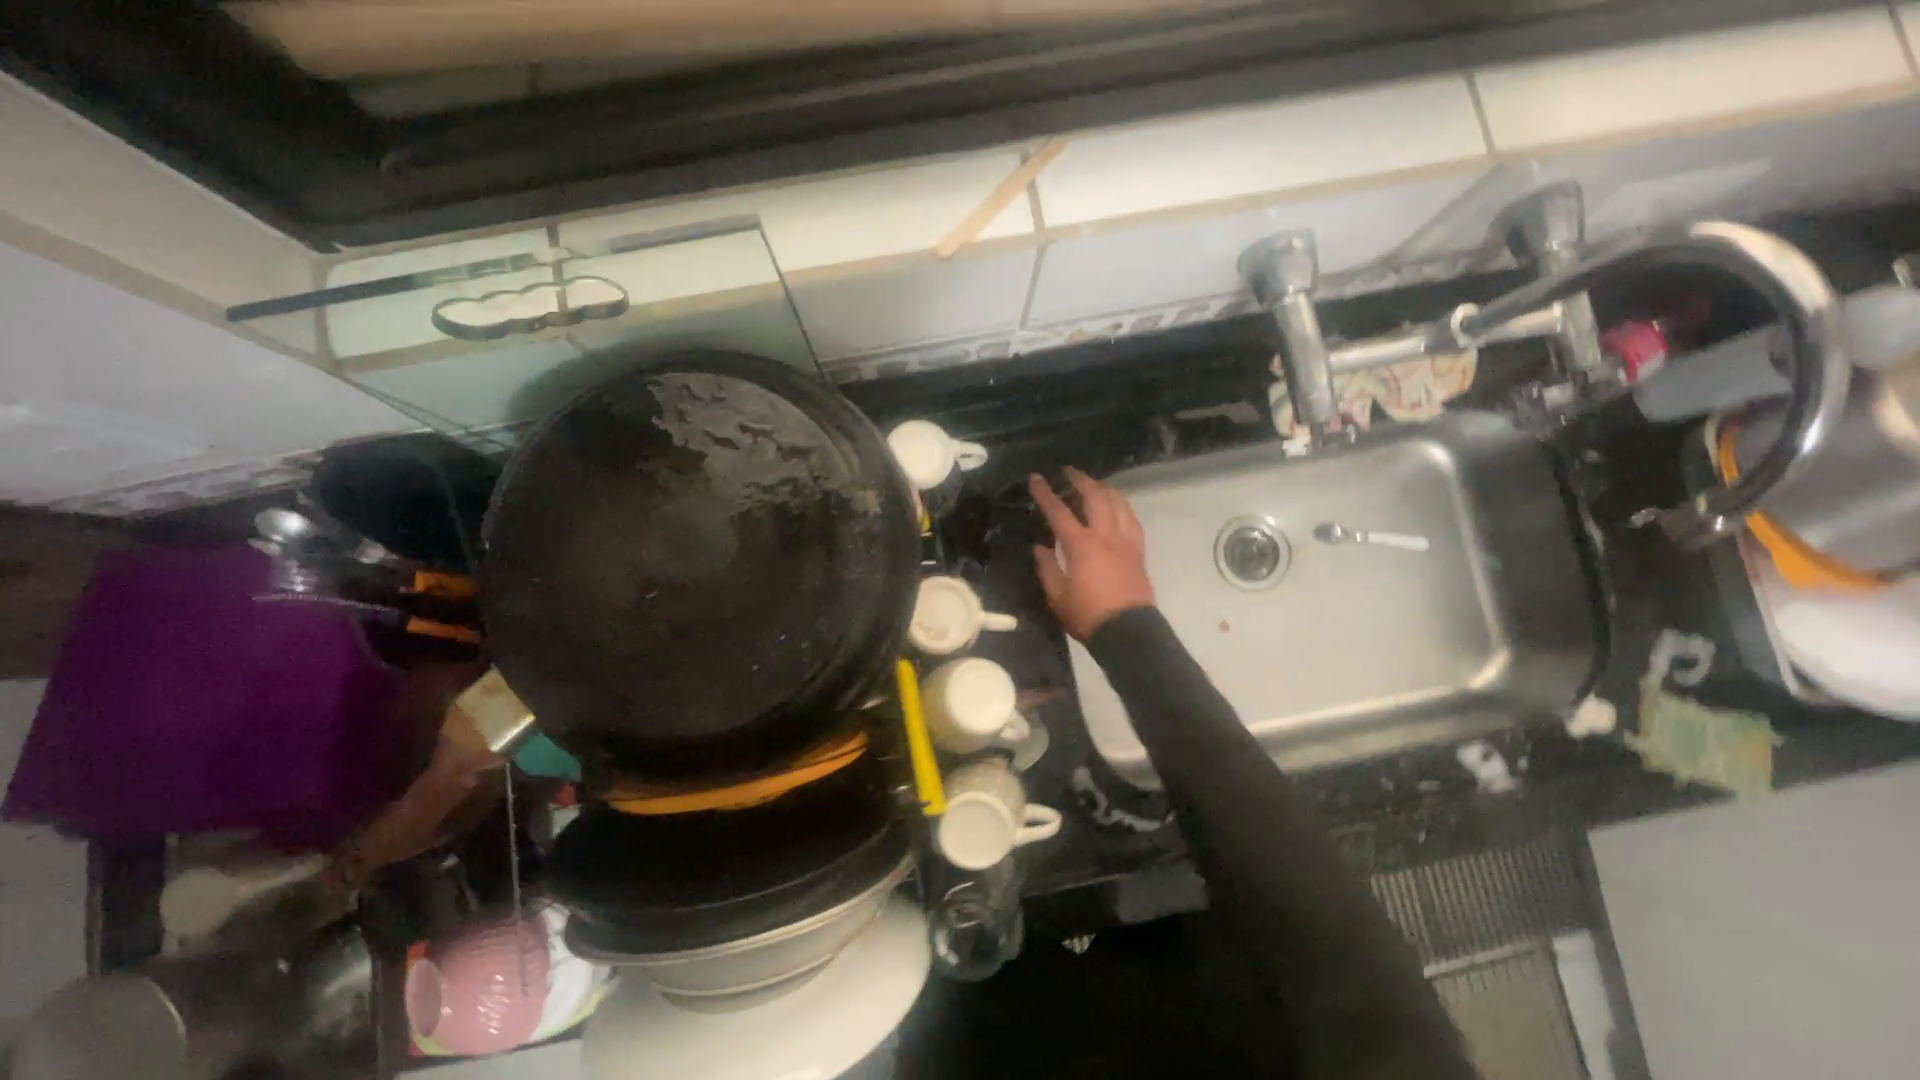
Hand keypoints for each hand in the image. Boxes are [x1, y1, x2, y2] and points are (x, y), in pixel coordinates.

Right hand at [1029, 468, 1155, 640]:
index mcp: (1081, 545)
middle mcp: (1106, 536)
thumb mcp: (1057, 596)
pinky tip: (1119, 509)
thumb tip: (1040, 548)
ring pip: (1119, 504)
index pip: (1059, 512)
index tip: (1035, 478)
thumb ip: (1047, 568)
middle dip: (1081, 480)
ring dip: (1105, 489)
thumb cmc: (1088, 616)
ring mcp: (1126, 542)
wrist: (1128, 632)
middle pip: (1095, 497)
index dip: (1045, 493)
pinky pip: (1132, 521)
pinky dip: (1123, 508)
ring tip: (1096, 484)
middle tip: (1069, 472)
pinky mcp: (1138, 552)